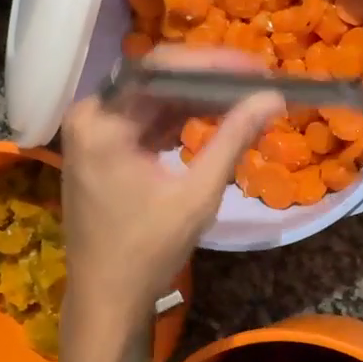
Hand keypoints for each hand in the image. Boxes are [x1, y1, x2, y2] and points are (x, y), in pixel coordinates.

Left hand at [58, 47, 283, 316]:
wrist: (107, 298)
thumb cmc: (148, 251)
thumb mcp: (197, 194)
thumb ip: (233, 139)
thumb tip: (273, 99)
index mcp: (102, 123)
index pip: (160, 70)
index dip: (211, 64)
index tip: (254, 67)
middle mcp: (89, 117)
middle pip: (154, 80)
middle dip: (207, 79)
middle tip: (255, 79)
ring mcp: (91, 133)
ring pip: (152, 99)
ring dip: (195, 98)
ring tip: (242, 96)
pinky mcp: (101, 149)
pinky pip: (144, 120)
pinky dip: (178, 119)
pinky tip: (213, 118)